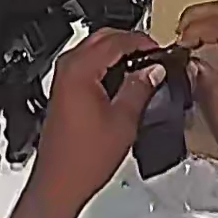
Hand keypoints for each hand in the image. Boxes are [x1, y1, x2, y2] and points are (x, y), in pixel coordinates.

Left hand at [25, 28, 162, 213]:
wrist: (60, 180)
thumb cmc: (85, 158)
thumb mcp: (123, 121)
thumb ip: (139, 88)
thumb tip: (153, 69)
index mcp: (80, 69)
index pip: (114, 41)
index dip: (139, 41)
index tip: (157, 47)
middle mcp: (68, 66)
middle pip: (101, 37)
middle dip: (128, 40)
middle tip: (151, 52)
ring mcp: (63, 74)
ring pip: (93, 46)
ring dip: (116, 49)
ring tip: (141, 62)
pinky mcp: (63, 85)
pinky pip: (86, 60)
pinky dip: (105, 60)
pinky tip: (122, 75)